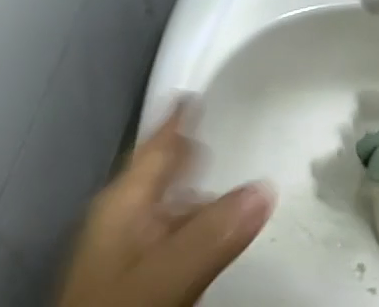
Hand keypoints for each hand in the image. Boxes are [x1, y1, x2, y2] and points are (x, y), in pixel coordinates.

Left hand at [55, 102, 273, 306]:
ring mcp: (119, 250)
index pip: (153, 148)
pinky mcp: (125, 279)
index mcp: (122, 204)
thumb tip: (264, 188)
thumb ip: (214, 232)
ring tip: (209, 176)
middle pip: (154, 174)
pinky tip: (194, 237)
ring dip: (183, 190)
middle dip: (180, 152)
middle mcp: (118, 219)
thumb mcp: (167, 273)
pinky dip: (180, 224)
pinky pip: (158, 236)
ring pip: (157, 207)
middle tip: (203, 127)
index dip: (174, 119)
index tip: (192, 92)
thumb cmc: (114, 306)